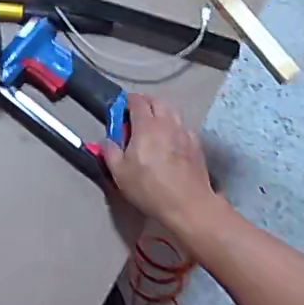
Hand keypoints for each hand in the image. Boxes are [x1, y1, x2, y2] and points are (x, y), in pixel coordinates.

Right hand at [101, 93, 227, 238]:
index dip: (128, 100)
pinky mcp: (196, 145)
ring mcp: (184, 133)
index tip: (121, 107)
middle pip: (157, 101)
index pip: (137, 101)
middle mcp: (167, 123)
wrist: (187, 204)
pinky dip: (175, 127)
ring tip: (154, 123)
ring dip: (161, 112)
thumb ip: (110, 152)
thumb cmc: (149, 187)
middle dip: (145, 102)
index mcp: (146, 125)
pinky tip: (171, 139)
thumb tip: (107, 140)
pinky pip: (183, 127)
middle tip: (136, 112)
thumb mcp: (119, 172)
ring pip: (172, 112)